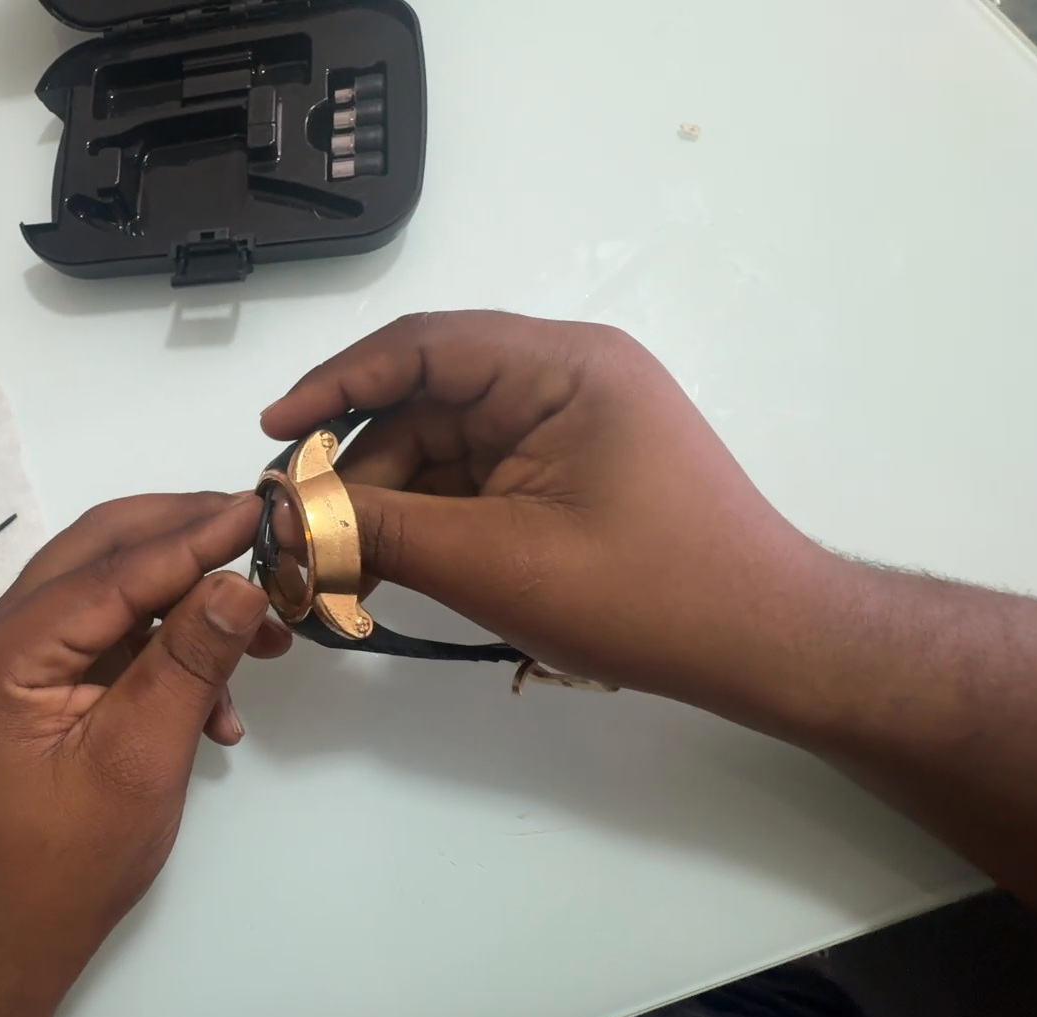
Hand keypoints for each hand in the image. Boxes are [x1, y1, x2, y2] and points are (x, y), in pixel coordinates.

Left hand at [0, 493, 280, 1016]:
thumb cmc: (71, 860)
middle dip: (183, 538)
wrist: (18, 935)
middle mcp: (7, 636)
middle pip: (102, 552)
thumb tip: (241, 585)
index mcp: (9, 651)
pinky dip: (171, 653)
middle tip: (253, 529)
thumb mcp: (140, 758)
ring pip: (116, 591)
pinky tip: (219, 706)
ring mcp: (27, 658)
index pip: (112, 571)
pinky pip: (118, 639)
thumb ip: (189, 662)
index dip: (191, 538)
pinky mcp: (52, 681)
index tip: (256, 509)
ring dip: (187, 604)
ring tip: (263, 635)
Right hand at [259, 311, 833, 711]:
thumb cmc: (646, 596)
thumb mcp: (495, 563)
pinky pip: (460, 484)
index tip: (275, 428)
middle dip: (356, 470)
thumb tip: (290, 519)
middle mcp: (552, 382)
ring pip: (433, 452)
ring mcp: (551, 429)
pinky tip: (380, 567)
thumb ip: (383, 531)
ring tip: (337, 566)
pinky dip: (417, 522)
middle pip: (421, 407)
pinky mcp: (548, 473)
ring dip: (383, 506)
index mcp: (558, 369)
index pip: (424, 348)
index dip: (338, 382)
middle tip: (300, 529)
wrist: (762, 649)